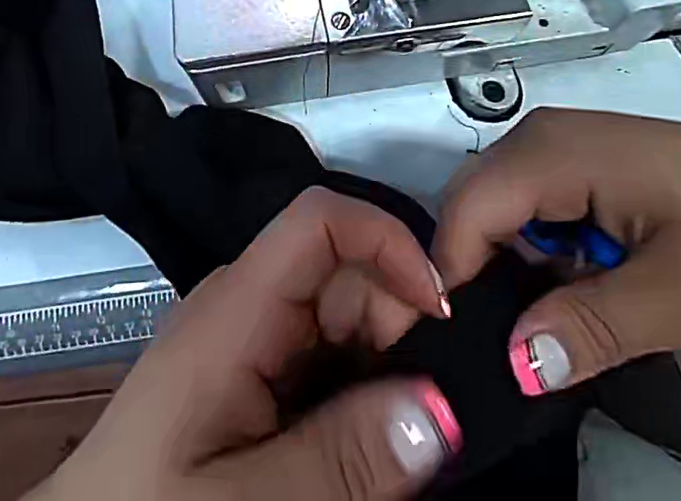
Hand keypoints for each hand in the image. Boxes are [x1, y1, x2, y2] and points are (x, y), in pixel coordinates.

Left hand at [35, 187, 462, 500]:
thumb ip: (341, 461)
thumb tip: (442, 408)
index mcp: (237, 306)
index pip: (319, 220)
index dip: (387, 239)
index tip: (439, 312)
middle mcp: (250, 302)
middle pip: (347, 271)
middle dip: (397, 330)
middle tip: (415, 424)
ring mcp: (255, 333)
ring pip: (348, 317)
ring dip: (385, 370)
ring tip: (385, 447)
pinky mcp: (260, 365)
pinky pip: (332, 355)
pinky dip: (363, 391)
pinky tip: (360, 446)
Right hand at [433, 109, 680, 392]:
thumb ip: (591, 327)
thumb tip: (514, 364)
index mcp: (557, 150)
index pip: (467, 210)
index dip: (452, 276)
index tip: (464, 345)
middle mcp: (545, 135)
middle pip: (473, 204)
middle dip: (478, 271)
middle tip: (512, 339)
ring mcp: (561, 144)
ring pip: (496, 208)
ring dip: (512, 265)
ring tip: (557, 313)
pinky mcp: (579, 162)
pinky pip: (527, 206)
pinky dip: (537, 251)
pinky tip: (578, 278)